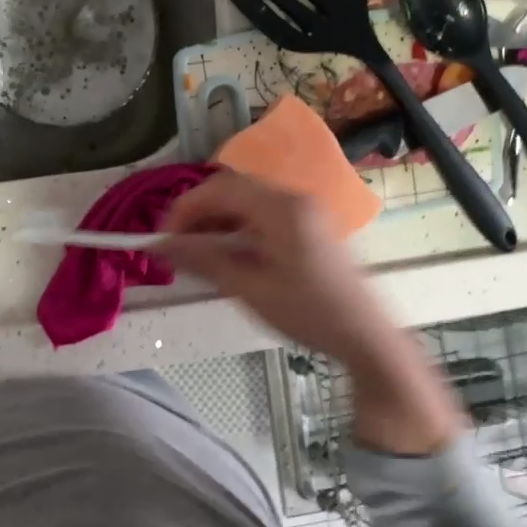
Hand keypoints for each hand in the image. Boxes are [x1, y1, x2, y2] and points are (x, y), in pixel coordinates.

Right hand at [157, 171, 397, 366]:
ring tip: (198, 254)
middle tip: (177, 246)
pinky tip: (228, 255)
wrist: (367, 337)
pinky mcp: (309, 225)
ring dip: (216, 220)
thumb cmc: (308, 313)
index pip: (218, 189)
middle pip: (231, 189)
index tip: (163, 239)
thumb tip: (159, 246)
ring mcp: (305, 210)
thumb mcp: (248, 288)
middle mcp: (294, 198)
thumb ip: (202, 261)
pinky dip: (237, 227)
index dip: (183, 209)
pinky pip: (263, 213)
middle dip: (198, 213)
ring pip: (246, 200)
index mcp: (281, 208)